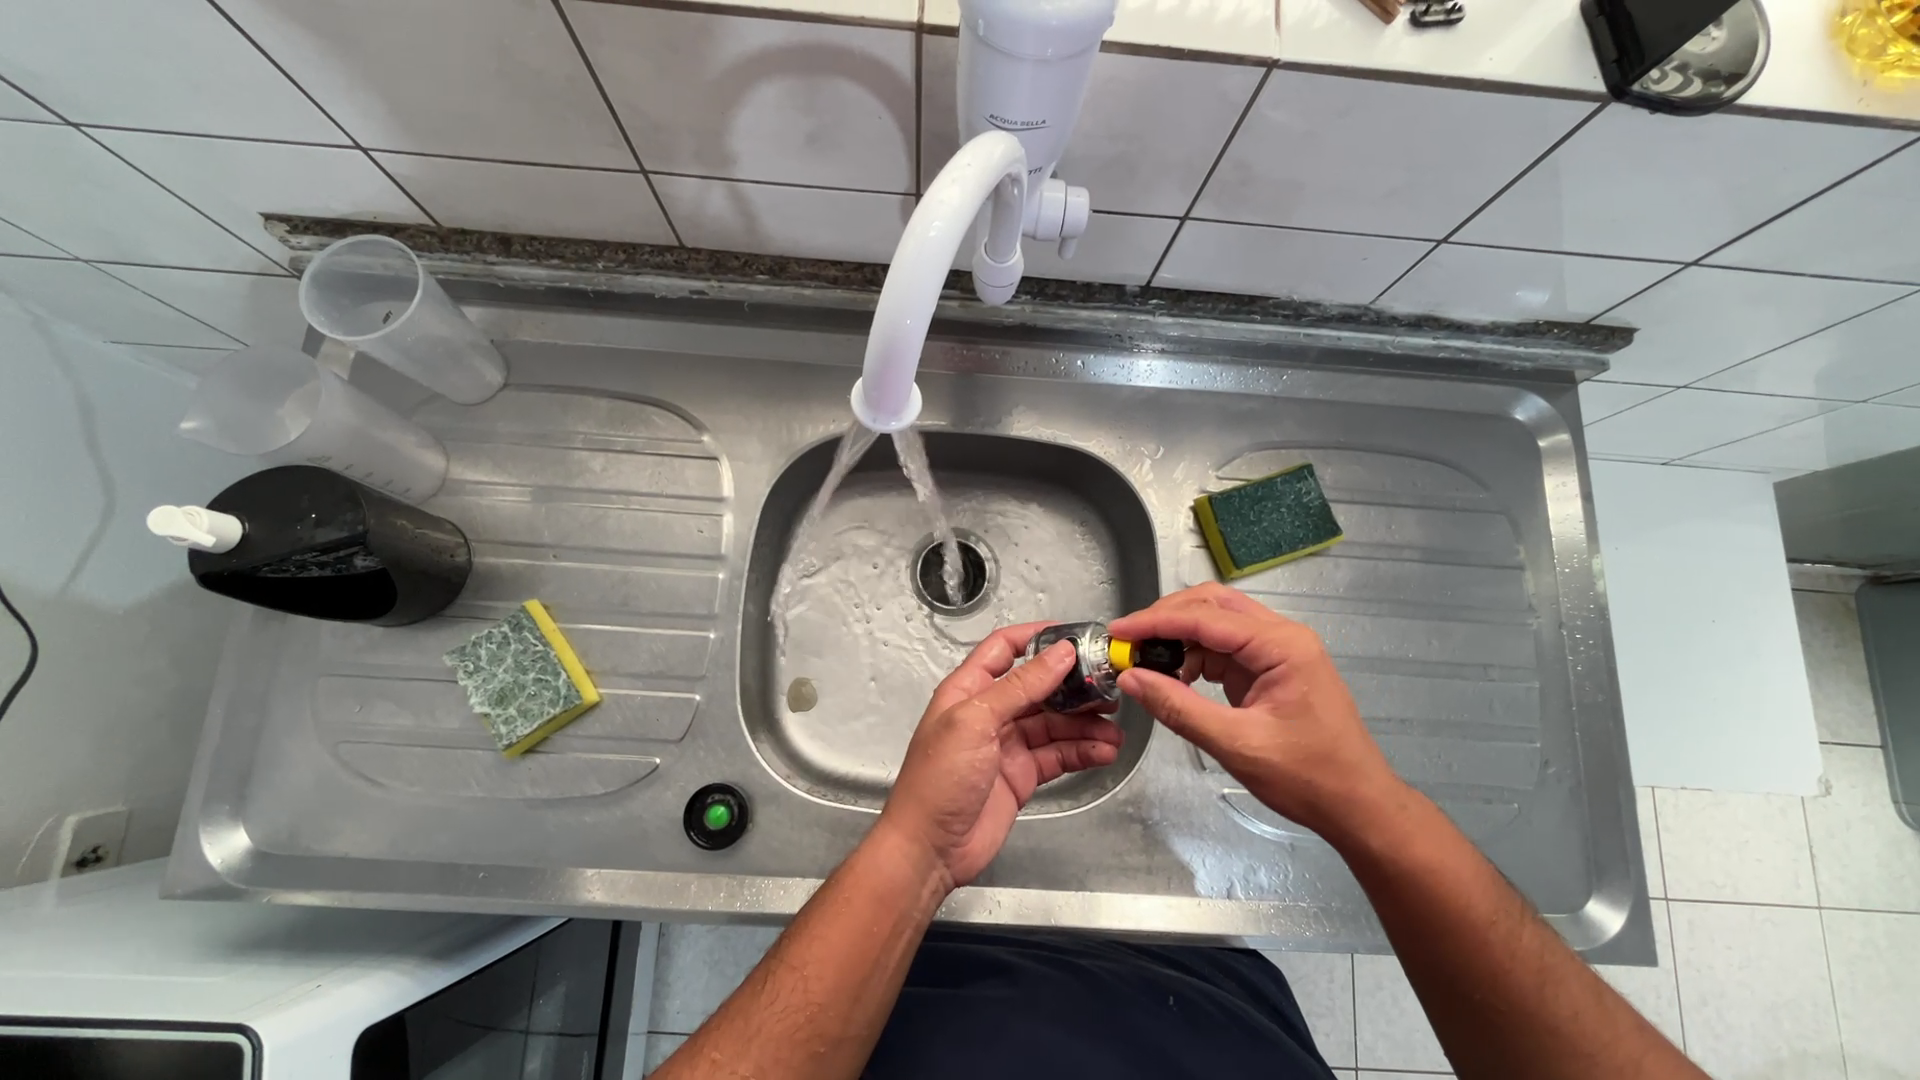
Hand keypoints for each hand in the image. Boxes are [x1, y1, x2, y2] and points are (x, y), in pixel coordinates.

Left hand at [874, 623, 1124, 889]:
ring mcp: (1006, 745)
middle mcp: (989, 713)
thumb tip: (1060, 652)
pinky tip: (1103, 752)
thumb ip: (1020, 686)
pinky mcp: (1021, 775)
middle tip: (1109, 689)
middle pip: (1038, 687)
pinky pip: (1057, 755)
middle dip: (1073, 687)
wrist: (929, 849)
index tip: (1074, 636)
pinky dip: (1081, 752)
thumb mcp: (976, 722)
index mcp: (968, 690)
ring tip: (1114, 730)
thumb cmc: (939, 779)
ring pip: (1054, 724)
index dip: (1037, 637)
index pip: (1004, 649)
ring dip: (1084, 725)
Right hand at [1110, 584, 1403, 843]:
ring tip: (1145, 661)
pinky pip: (1226, 648)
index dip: (1156, 622)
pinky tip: (1176, 676)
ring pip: (1218, 622)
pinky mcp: (1272, 669)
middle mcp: (1282, 637)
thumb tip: (1130, 678)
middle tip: (1128, 642)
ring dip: (1180, 636)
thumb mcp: (1235, 744)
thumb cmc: (1305, 777)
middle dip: (1167, 619)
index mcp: (1281, 645)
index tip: (1117, 632)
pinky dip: (1195, 656)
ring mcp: (1279, 651)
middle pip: (1213, 605)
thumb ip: (1178, 707)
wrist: (1357, 805)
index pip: (1206, 617)